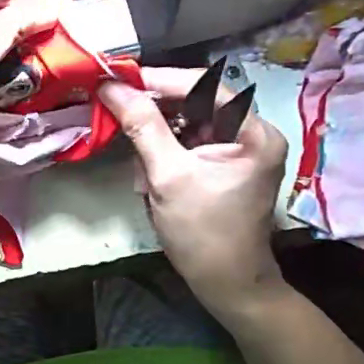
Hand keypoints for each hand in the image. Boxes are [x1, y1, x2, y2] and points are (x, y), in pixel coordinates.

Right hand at [98, 68, 290, 314]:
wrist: (227, 284)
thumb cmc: (203, 233)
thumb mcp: (168, 176)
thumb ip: (141, 126)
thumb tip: (110, 86)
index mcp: (254, 131)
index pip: (204, 86)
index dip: (160, 79)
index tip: (118, 79)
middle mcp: (252, 131)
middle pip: (196, 101)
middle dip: (155, 107)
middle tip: (115, 105)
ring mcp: (239, 148)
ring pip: (188, 120)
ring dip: (156, 130)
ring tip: (131, 142)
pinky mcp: (223, 162)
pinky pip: (189, 140)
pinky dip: (164, 147)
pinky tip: (146, 162)